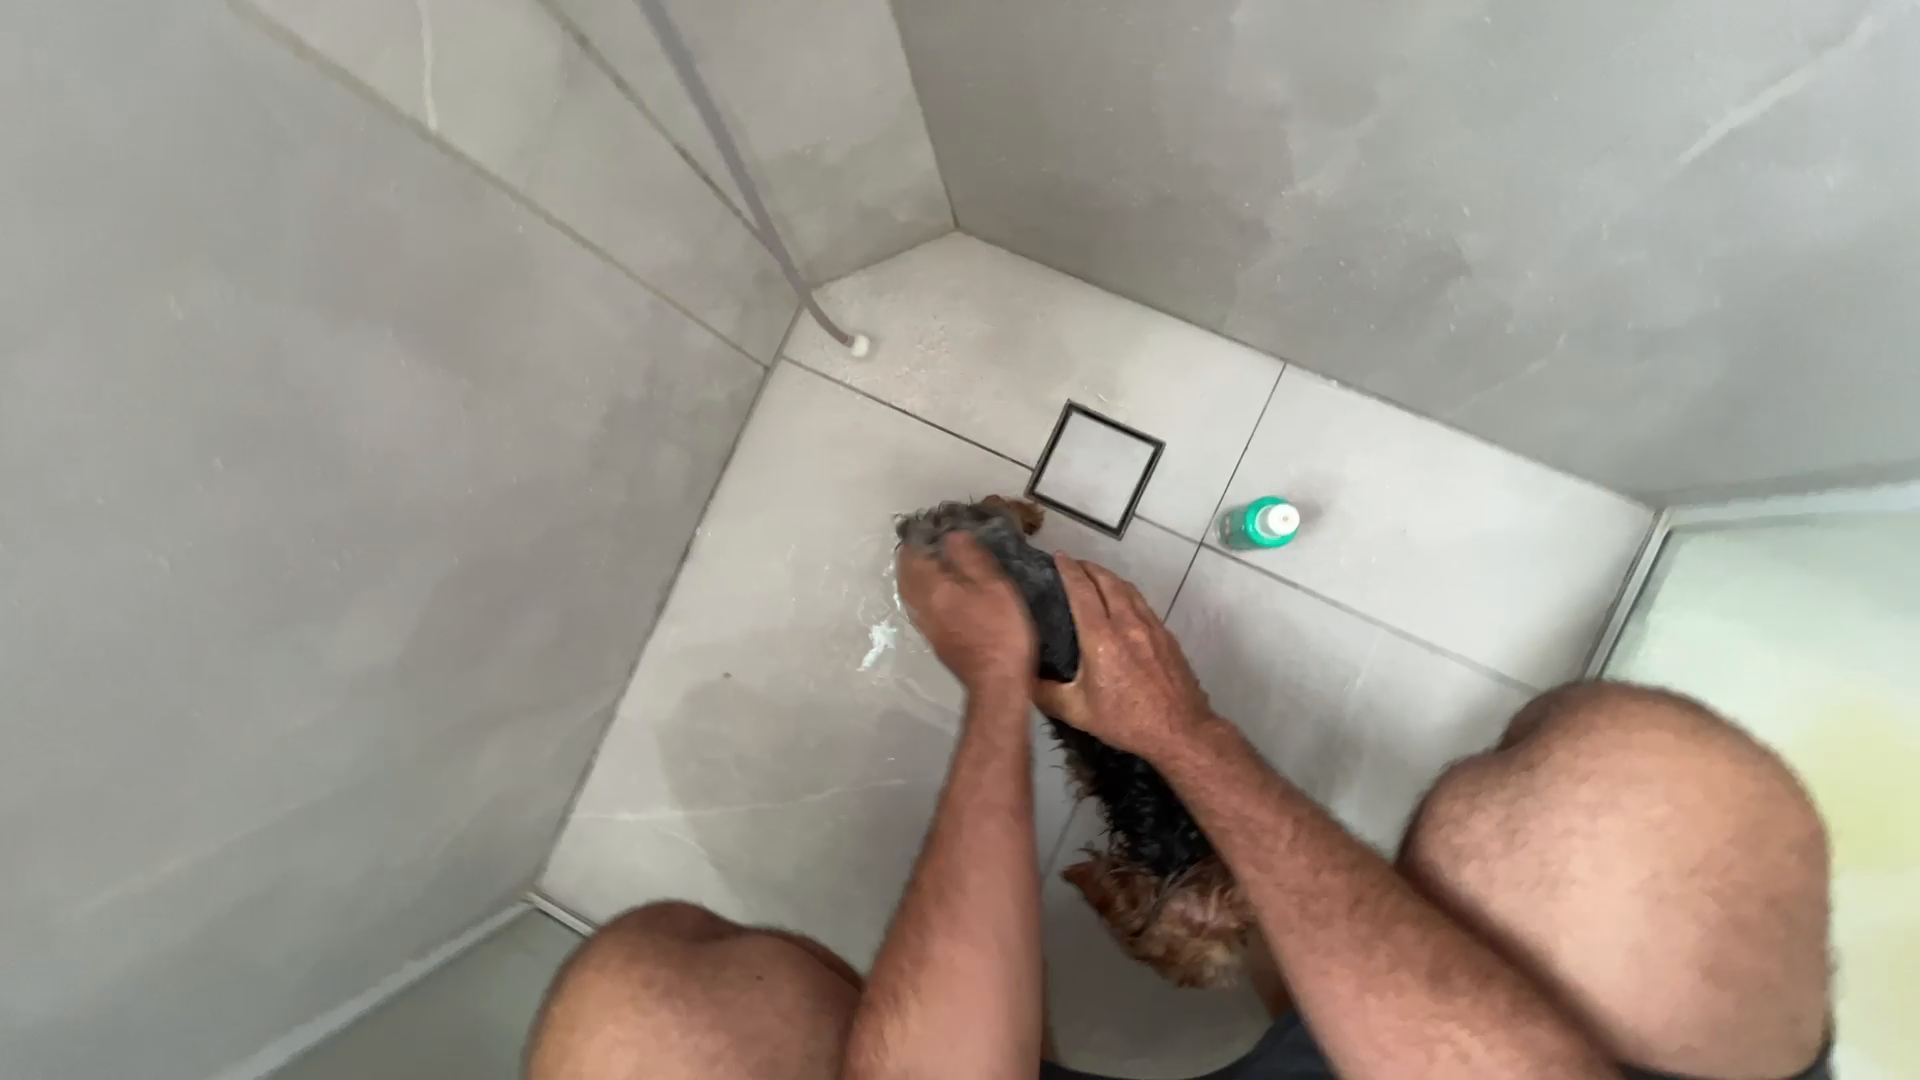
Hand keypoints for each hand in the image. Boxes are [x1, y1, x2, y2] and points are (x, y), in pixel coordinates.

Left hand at [897, 533, 1036, 698]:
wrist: (997, 681)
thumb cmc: (1001, 630)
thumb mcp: (994, 586)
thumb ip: (970, 557)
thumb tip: (951, 535)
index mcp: (932, 588)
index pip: (913, 552)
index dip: (922, 534)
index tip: (935, 523)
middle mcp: (921, 605)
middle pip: (906, 571)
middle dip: (916, 552)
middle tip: (933, 538)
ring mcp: (926, 624)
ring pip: (911, 589)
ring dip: (918, 571)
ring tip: (936, 559)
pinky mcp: (935, 638)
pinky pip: (920, 604)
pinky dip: (925, 589)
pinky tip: (942, 588)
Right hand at [1035, 554, 1214, 757]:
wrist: (1181, 730)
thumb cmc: (1126, 720)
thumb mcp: (1077, 712)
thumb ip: (1045, 693)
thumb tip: (1022, 679)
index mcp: (1101, 637)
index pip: (1081, 590)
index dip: (1068, 570)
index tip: (1058, 557)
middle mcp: (1126, 623)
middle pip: (1107, 581)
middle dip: (1088, 566)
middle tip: (1073, 563)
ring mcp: (1151, 627)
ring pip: (1128, 589)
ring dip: (1109, 577)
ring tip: (1095, 576)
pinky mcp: (1166, 635)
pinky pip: (1142, 603)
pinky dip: (1126, 593)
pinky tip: (1122, 602)